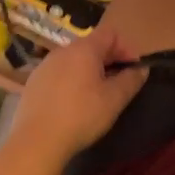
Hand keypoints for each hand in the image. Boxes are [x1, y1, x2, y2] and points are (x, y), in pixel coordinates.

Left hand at [9, 27, 148, 159]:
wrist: (37, 141)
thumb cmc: (82, 116)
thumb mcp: (114, 100)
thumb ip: (131, 80)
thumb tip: (141, 69)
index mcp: (84, 50)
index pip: (110, 34)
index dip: (126, 47)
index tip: (133, 69)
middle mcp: (62, 51)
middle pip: (91, 45)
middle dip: (108, 60)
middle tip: (118, 83)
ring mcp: (44, 66)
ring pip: (73, 60)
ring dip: (88, 70)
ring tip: (95, 94)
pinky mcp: (33, 82)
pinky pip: (58, 73)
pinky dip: (71, 80)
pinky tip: (72, 102)